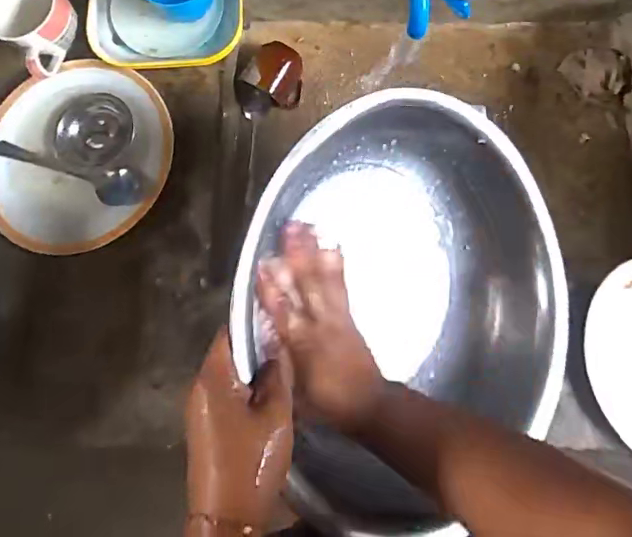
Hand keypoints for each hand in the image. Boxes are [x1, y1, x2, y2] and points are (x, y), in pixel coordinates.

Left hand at [185, 329, 291, 532]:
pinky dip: (240, 391)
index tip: (275, 321)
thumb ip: (277, 373)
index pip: (229, 331)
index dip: (253, 322)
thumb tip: (275, 345)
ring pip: (225, 374)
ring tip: (275, 376)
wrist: (227, 517)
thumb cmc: (251, 461)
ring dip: (248, 372)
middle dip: (253, 349)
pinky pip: (221, 393)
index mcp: (212, 377)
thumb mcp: (276, 414)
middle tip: (281, 352)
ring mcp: (196, 407)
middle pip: (226, 352)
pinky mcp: (201, 425)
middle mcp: (197, 386)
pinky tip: (261, 402)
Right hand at [255, 223, 387, 434]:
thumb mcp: (295, 395)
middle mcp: (319, 324)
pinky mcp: (348, 314)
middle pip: (305, 284)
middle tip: (289, 227)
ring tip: (307, 226)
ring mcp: (336, 316)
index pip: (282, 311)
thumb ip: (279, 364)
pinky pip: (341, 284)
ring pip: (322, 277)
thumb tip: (263, 338)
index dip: (271, 287)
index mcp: (301, 345)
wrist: (369, 405)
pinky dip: (335, 264)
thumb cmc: (326, 404)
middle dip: (296, 254)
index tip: (262, 264)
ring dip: (314, 250)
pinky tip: (332, 245)